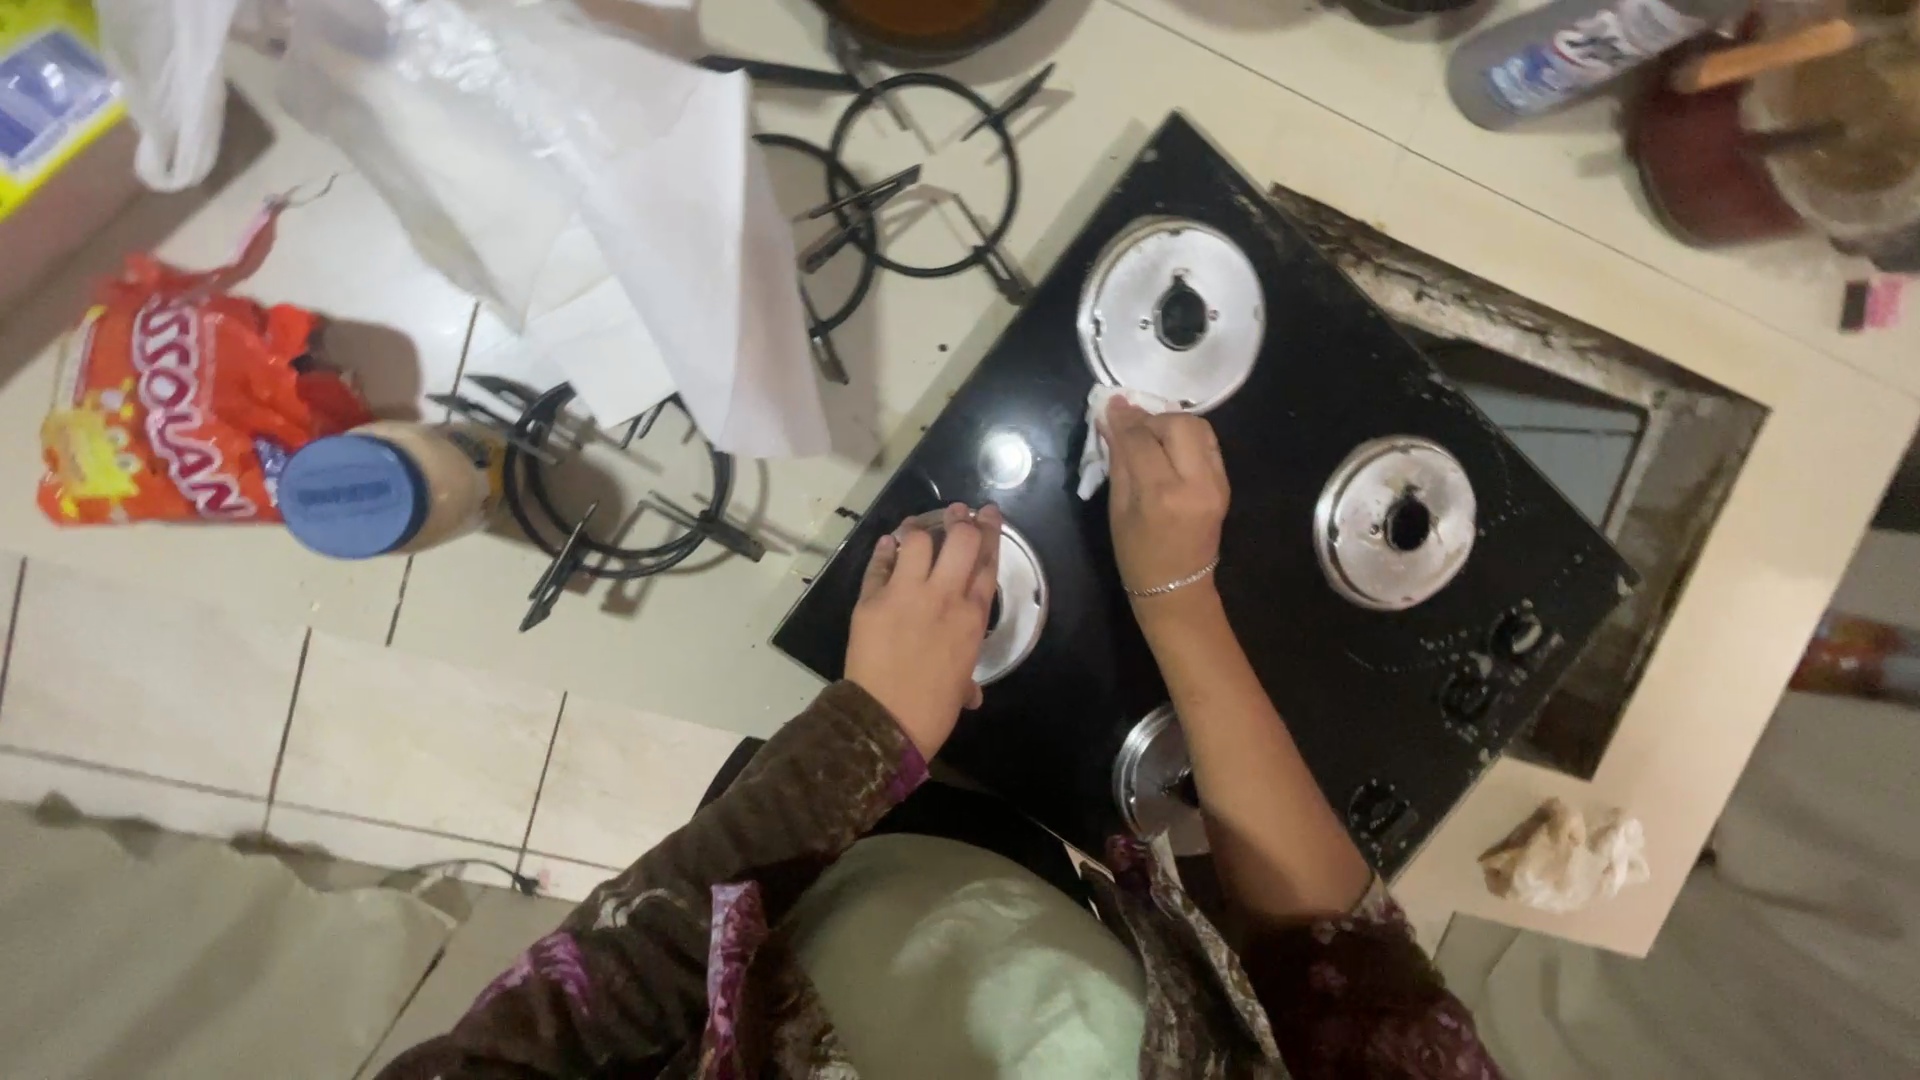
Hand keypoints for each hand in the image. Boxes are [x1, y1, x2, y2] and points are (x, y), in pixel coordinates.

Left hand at [845, 503, 1002, 758]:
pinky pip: (880, 564)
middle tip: (958, 512)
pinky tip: (888, 543)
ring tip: (919, 527)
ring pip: (918, 540)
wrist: (885, 721)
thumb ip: (966, 679)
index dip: (990, 533)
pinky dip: (885, 551)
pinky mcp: (872, 598)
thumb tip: (971, 694)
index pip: (987, 563)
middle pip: (961, 540)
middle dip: (961, 520)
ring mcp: (905, 593)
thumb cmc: (932, 711)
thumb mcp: (959, 688)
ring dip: (920, 529)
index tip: (988, 514)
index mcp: (972, 618)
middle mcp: (944, 596)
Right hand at [1103, 398, 1229, 604]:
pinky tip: (1169, 449)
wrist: (1177, 587)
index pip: (1141, 439)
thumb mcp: (1117, 509)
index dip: (1123, 419)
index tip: (1111, 405)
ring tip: (1152, 438)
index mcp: (1161, 495)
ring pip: (1199, 428)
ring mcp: (1216, 483)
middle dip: (1152, 419)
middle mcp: (1195, 483)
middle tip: (1134, 430)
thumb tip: (1113, 422)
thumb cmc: (1136, 555)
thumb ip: (1118, 462)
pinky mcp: (1226, 483)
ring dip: (1172, 424)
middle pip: (1178, 424)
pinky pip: (1208, 444)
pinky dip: (1187, 438)